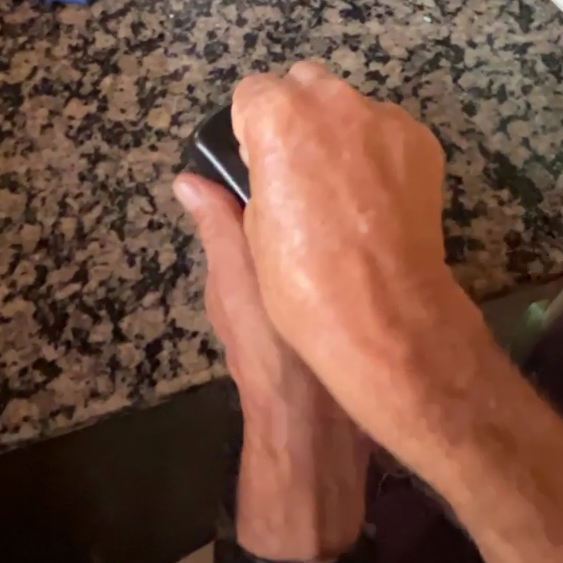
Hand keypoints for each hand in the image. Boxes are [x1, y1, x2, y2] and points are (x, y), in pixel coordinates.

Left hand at [174, 172, 366, 556]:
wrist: (319, 428)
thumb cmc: (272, 350)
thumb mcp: (242, 284)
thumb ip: (220, 233)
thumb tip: (185, 179)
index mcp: (235, 263)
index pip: (240, 201)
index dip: (258, 169)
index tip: (291, 134)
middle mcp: (267, 273)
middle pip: (281, 217)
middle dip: (301, 188)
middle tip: (339, 150)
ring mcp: (303, 293)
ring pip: (312, 238)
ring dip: (327, 214)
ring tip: (361, 175)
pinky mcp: (337, 308)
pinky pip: (339, 263)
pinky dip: (349, 244)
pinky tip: (376, 221)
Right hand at [230, 63, 490, 449]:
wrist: (386, 314)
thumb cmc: (303, 280)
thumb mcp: (251, 235)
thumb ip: (232, 191)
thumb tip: (193, 183)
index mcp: (277, 117)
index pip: (252, 92)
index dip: (250, 130)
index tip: (259, 166)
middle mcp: (332, 102)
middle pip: (304, 84)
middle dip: (296, 115)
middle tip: (298, 172)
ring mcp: (382, 119)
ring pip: (349, 105)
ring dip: (338, 131)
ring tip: (341, 188)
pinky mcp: (419, 140)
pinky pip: (386, 130)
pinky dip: (377, 151)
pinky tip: (374, 197)